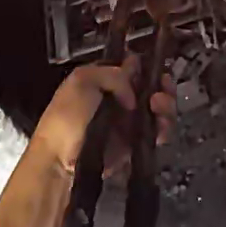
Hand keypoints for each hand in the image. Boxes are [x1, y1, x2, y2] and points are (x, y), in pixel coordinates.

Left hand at [36, 57, 176, 171]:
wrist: (59, 160)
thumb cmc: (67, 116)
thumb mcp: (82, 79)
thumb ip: (113, 75)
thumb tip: (133, 93)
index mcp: (105, 83)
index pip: (134, 69)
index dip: (147, 66)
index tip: (156, 65)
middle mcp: (119, 101)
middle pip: (152, 88)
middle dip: (162, 84)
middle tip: (164, 84)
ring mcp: (129, 124)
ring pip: (159, 109)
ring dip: (166, 103)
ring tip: (158, 103)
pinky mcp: (135, 145)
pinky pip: (158, 133)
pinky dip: (165, 128)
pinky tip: (161, 126)